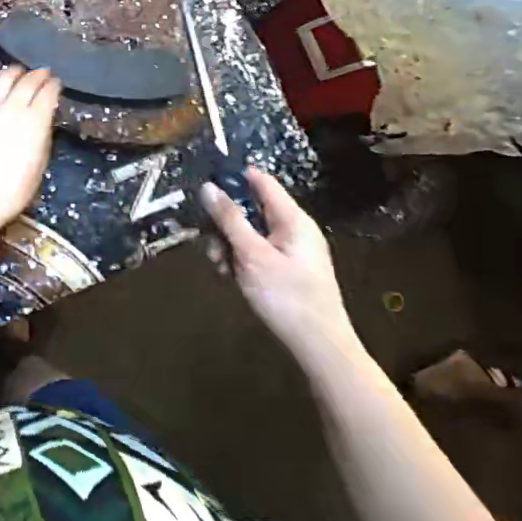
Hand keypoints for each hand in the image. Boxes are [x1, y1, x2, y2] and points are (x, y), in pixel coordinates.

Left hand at [0, 67, 60, 237]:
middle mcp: (9, 108)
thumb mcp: (36, 168)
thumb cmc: (7, 193)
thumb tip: (40, 125)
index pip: (48, 93)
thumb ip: (40, 140)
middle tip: (42, 72)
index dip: (54, 86)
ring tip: (17, 72)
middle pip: (26, 81)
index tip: (57, 83)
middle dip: (37, 75)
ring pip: (0, 79)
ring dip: (12, 74)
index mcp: (33, 121)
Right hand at [201, 167, 359, 359]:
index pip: (262, 182)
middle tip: (207, 239)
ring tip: (219, 265)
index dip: (234, 177)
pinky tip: (229, 275)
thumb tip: (209, 186)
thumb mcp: (252, 255)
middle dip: (224, 221)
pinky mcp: (283, 267)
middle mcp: (292, 229)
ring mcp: (288, 248)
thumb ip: (229, 220)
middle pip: (250, 208)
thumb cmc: (287, 296)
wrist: (317, 344)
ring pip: (247, 232)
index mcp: (292, 220)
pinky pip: (254, 250)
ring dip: (227, 243)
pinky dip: (238, 258)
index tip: (203, 181)